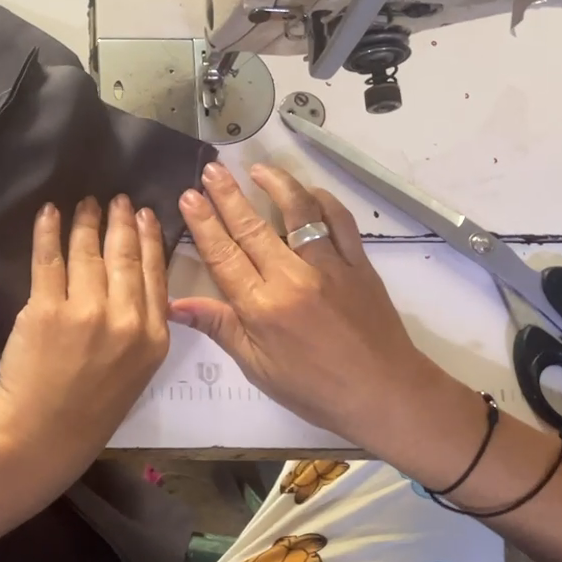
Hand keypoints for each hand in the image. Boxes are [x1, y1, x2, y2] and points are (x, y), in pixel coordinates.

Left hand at [0, 195, 170, 471]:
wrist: (44, 435)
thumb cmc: (91, 410)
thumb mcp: (137, 371)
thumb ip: (143, 329)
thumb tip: (137, 285)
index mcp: (154, 337)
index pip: (155, 274)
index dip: (149, 239)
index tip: (146, 215)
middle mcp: (126, 319)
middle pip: (125, 257)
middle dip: (121, 222)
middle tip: (118, 199)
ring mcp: (86, 312)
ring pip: (88, 252)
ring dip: (87, 222)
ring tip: (86, 203)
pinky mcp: (46, 309)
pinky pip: (49, 259)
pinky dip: (48, 231)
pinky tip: (50, 212)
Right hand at [170, 161, 452, 440]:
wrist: (386, 394)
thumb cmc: (315, 390)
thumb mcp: (258, 367)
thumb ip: (220, 328)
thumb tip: (175, 306)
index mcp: (262, 307)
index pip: (223, 256)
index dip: (204, 224)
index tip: (189, 196)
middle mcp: (292, 279)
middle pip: (252, 228)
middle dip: (227, 195)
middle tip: (211, 169)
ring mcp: (328, 267)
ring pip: (298, 214)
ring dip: (276, 185)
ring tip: (257, 167)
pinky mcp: (358, 264)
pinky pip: (340, 222)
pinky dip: (324, 201)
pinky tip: (310, 192)